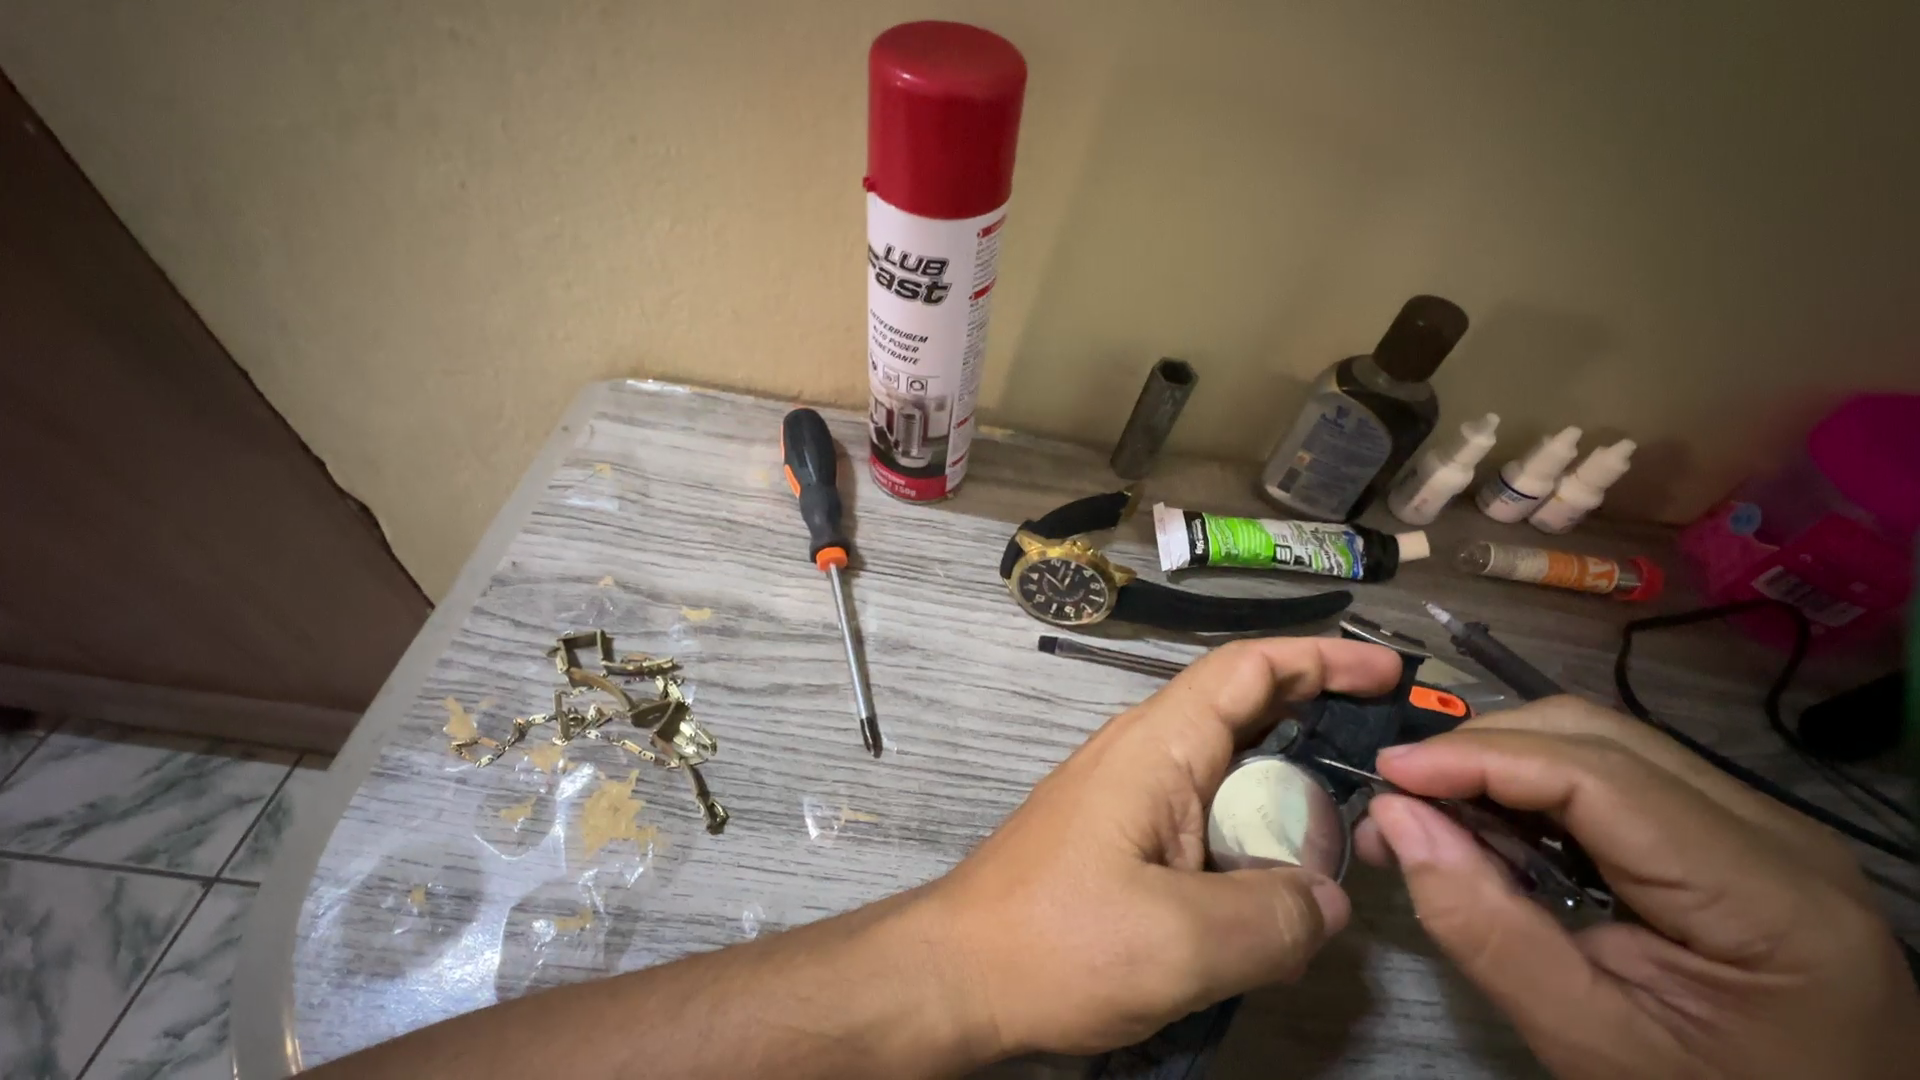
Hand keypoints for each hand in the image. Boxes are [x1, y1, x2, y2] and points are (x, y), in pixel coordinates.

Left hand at [926, 637, 1402, 1055]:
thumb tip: (1328, 898)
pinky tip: (1276, 871)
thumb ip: (1276, 917)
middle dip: (1314, 715)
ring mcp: (1125, 792)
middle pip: (1240, 708)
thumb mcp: (1185, 941)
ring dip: (1284, 784)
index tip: (1386, 675)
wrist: (958, 971)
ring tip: (1345, 822)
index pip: (1246, 670)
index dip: (1318, 659)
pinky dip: (1249, 825)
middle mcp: (1141, 751)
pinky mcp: (1117, 833)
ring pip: (1223, 767)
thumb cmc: (1059, 941)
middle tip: (1386, 750)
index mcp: (1158, 746)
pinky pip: (1200, 810)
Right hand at [1355, 696, 1919, 1078]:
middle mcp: (1776, 833)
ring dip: (1497, 764)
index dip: (1479, 758)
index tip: (1386, 775)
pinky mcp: (1728, 832)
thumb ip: (1485, 929)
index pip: (1597, 776)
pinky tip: (1489, 825)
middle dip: (1478, 752)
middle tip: (1399, 799)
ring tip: (1428, 812)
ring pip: (1595, 740)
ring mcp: (1758, 825)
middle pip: (1594, 735)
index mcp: (1767, 899)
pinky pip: (1609, 773)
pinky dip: (1529, 786)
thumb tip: (1393, 817)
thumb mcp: (1586, 1040)